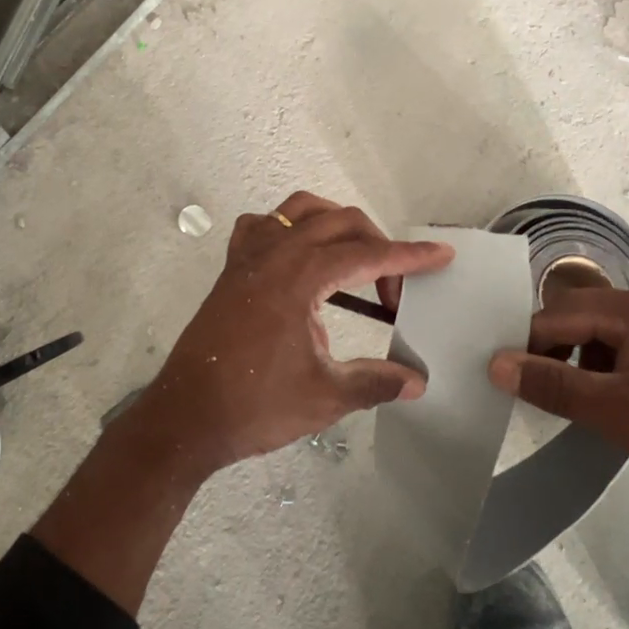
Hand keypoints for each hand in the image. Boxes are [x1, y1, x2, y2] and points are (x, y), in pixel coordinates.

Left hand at [124, 191, 454, 474]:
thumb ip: (375, 381)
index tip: (442, 255)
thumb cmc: (255, 406)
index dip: (410, 257)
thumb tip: (416, 381)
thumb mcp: (326, 397)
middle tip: (395, 292)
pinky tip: (301, 258)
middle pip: (340, 223)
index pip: (368, 255)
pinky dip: (290, 229)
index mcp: (300, 276)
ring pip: (300, 212)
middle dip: (378, 247)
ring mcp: (248, 257)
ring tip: (358, 257)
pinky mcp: (231, 270)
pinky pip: (263, 227)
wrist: (186, 417)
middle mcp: (275, 254)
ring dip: (336, 224)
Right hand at [487, 287, 628, 509]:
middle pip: (584, 316)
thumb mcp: (618, 413)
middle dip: (553, 350)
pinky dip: (610, 368)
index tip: (501, 375)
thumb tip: (498, 363)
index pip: (561, 314)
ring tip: (571, 402)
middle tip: (531, 391)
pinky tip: (609, 403)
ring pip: (607, 333)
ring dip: (581, 361)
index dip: (527, 343)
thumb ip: (554, 386)